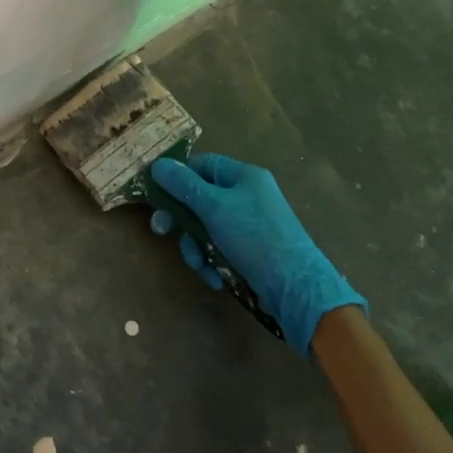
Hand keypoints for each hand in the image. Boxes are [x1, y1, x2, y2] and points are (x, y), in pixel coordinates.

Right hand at [150, 152, 366, 356]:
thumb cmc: (254, 237)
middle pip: (201, 198)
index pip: (202, 165)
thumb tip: (157, 164)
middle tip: (161, 231)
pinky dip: (213, 261)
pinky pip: (221, 248)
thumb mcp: (214, 207)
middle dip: (182, 219)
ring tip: (200, 265)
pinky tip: (215, 277)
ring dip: (196, 246)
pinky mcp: (252, 252)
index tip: (156, 193)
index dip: (178, 176)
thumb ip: (183, 186)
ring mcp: (251, 225)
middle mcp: (248, 196)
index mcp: (243, 176)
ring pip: (207, 227)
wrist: (296, 289)